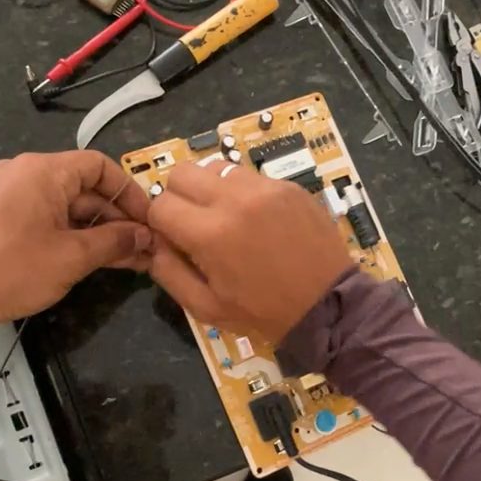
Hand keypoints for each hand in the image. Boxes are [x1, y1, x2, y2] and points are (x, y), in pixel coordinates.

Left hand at [0, 151, 152, 332]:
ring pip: (64, 205)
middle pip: (84, 187)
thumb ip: (115, 243)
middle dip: (116, 218)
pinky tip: (91, 259)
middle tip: (143, 249)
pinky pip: (43, 215)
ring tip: (124, 260)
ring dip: (95, 230)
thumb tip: (145, 237)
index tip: (149, 222)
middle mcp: (23, 172)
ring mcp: (6, 192)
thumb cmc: (10, 270)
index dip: (130, 193)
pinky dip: (69, 233)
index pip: (100, 166)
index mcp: (43, 171)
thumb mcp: (72, 258)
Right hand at [147, 157, 351, 341]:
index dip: (160, 223)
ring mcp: (265, 188)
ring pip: (216, 168)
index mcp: (210, 233)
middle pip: (181, 172)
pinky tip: (257, 220)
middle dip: (179, 197)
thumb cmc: (264, 313)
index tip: (173, 238)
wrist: (328, 305)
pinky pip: (250, 176)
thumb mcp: (207, 308)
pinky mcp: (288, 187)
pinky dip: (243, 193)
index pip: (160, 205)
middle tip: (194, 223)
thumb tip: (153, 244)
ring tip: (226, 218)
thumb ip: (169, 273)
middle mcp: (234, 200)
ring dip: (211, 190)